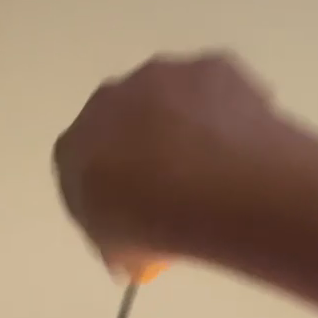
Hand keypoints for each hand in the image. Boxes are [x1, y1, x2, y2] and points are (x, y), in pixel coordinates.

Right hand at [53, 53, 317, 269]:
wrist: (206, 187)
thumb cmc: (147, 225)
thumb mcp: (119, 252)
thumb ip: (118, 240)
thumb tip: (137, 253)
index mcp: (72, 148)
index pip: (84, 165)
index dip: (113, 187)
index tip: (137, 209)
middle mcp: (106, 101)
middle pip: (124, 123)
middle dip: (147, 147)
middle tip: (178, 187)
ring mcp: (159, 77)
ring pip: (170, 99)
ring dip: (186, 124)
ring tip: (217, 168)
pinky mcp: (210, 64)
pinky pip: (216, 91)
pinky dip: (228, 112)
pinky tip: (245, 145)